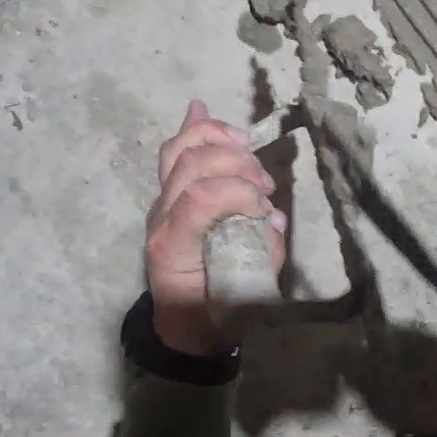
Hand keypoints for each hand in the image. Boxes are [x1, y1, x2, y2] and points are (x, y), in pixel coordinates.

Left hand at [145, 101, 286, 354]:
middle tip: (264, 185)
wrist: (180, 327)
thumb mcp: (241, 302)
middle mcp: (161, 220)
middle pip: (189, 165)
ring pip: (177, 152)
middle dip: (234, 164)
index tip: (266, 209)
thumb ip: (260, 261)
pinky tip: (201, 109)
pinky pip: (174, 155)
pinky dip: (192, 131)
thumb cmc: (212, 317)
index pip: (199, 198)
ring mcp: (160, 205)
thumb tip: (275, 222)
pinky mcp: (168, 198)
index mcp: (175, 248)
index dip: (238, 192)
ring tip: (248, 151)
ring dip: (217, 141)